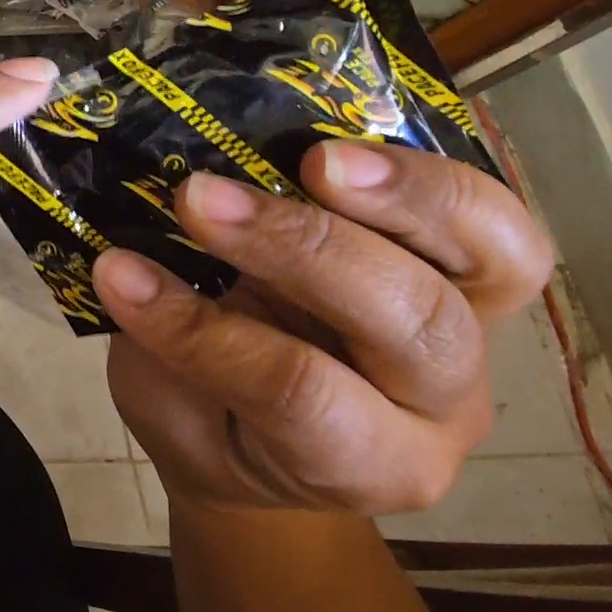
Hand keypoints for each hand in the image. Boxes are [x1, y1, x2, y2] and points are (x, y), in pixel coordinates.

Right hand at [95, 141, 553, 512]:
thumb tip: (123, 257)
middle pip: (411, 321)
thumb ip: (161, 345)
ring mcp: (471, 339)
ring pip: (494, 265)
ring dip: (404, 199)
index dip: (203, 330)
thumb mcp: (170, 412)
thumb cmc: (209, 430)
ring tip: (315, 159)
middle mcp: (438, 407)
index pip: (297, 391)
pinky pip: (489, 226)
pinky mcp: (467, 281)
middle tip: (197, 197)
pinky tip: (341, 149)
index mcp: (359, 462)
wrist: (270, 446)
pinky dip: (427, 180)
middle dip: (298, 248)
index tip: (117, 273)